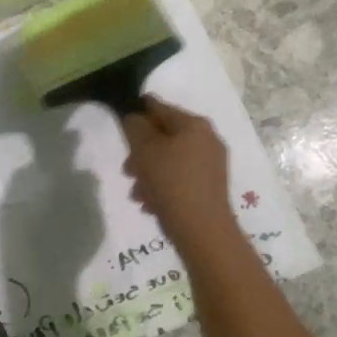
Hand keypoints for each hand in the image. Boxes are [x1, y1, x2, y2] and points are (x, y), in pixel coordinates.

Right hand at [120, 97, 239, 245]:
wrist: (202, 228)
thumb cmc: (171, 182)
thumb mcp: (145, 150)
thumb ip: (135, 128)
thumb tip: (135, 119)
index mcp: (194, 125)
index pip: (160, 108)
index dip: (140, 110)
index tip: (125, 115)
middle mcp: (208, 140)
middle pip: (165, 137)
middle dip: (141, 153)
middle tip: (127, 170)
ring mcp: (211, 165)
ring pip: (170, 161)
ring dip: (149, 173)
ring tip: (137, 194)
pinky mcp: (210, 187)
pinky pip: (180, 179)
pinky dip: (163, 187)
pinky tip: (151, 204)